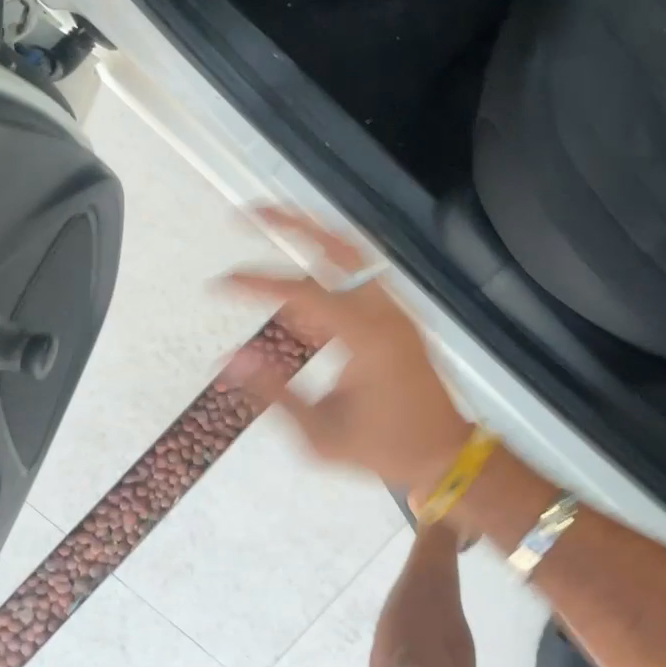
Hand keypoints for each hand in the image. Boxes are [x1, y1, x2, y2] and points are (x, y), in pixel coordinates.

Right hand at [219, 208, 474, 494]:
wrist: (444, 454)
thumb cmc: (384, 448)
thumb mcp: (320, 432)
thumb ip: (274, 392)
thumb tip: (229, 361)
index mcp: (366, 338)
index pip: (302, 294)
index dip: (258, 285)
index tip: (221, 284)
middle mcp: (385, 313)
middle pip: (339, 247)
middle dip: (293, 223)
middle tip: (252, 212)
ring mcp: (399, 312)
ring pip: (356, 255)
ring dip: (317, 234)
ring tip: (278, 221)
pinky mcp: (403, 319)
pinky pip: (366, 278)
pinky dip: (335, 264)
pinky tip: (307, 275)